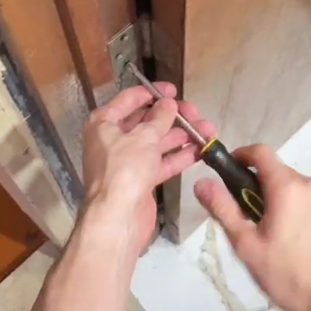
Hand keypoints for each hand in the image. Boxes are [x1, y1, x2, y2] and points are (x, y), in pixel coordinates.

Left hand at [80, 82, 212, 251]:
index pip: (129, 99)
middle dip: (172, 116)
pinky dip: (179, 156)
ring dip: (181, 135)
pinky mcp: (141, 179)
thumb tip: (169, 104)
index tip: (174, 90)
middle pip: (146, 120)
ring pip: (157, 142)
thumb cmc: (124, 169)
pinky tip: (200, 150)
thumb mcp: (143, 138)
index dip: (152, 92)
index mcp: (104, 123)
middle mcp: (113, 139)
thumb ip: (159, 118)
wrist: (117, 219)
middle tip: (195, 112)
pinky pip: (161, 161)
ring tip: (206, 129)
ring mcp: (127, 160)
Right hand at [196, 146, 310, 310]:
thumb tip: (201, 182)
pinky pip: (304, 198)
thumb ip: (222, 208)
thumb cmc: (285, 274)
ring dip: (273, 196)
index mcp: (287, 186)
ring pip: (290, 185)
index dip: (240, 155)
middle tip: (242, 215)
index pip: (260, 152)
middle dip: (255, 184)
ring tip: (264, 232)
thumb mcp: (246, 244)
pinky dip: (290, 206)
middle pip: (274, 170)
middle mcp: (308, 184)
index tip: (226, 172)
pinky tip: (286, 238)